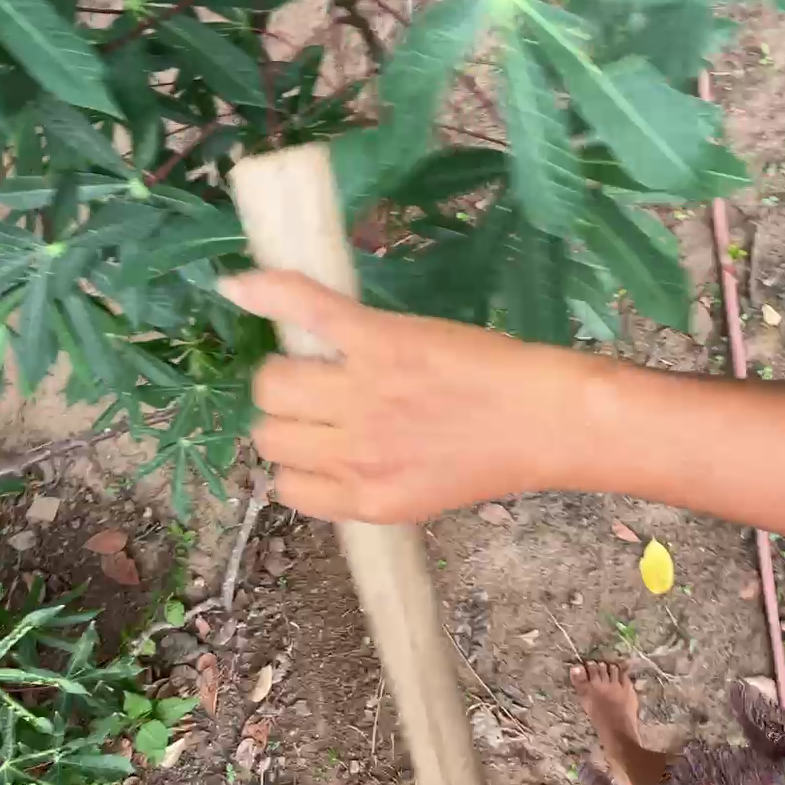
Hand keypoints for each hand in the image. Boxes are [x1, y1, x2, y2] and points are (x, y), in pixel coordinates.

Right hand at [221, 271, 595, 522]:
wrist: (545, 418)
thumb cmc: (495, 456)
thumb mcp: (422, 495)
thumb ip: (366, 484)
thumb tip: (323, 466)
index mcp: (365, 498)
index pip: (285, 487)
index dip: (297, 462)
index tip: (316, 445)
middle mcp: (352, 452)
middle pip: (269, 432)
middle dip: (288, 418)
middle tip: (320, 400)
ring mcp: (361, 393)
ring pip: (273, 382)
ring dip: (284, 373)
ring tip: (315, 362)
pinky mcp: (376, 340)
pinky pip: (305, 310)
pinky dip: (269, 293)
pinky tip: (240, 286)